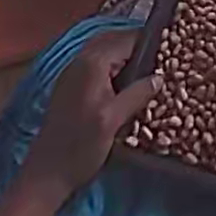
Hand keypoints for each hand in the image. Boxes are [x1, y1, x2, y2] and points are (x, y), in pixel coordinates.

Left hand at [25, 31, 159, 193]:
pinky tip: (125, 82)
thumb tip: (160, 77)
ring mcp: (72, 73)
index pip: (125, 40)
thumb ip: (137, 94)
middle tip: (159, 57)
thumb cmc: (80, 147)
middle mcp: (80, 61)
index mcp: (92, 64)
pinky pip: (96, 63)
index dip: (147, 43)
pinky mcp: (70, 86)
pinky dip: (112, 65)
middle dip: (136, 46)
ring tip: (146, 69)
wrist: (46, 175)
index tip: (169, 49)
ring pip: (104, 51)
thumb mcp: (113, 120)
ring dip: (124, 55)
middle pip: (113, 40)